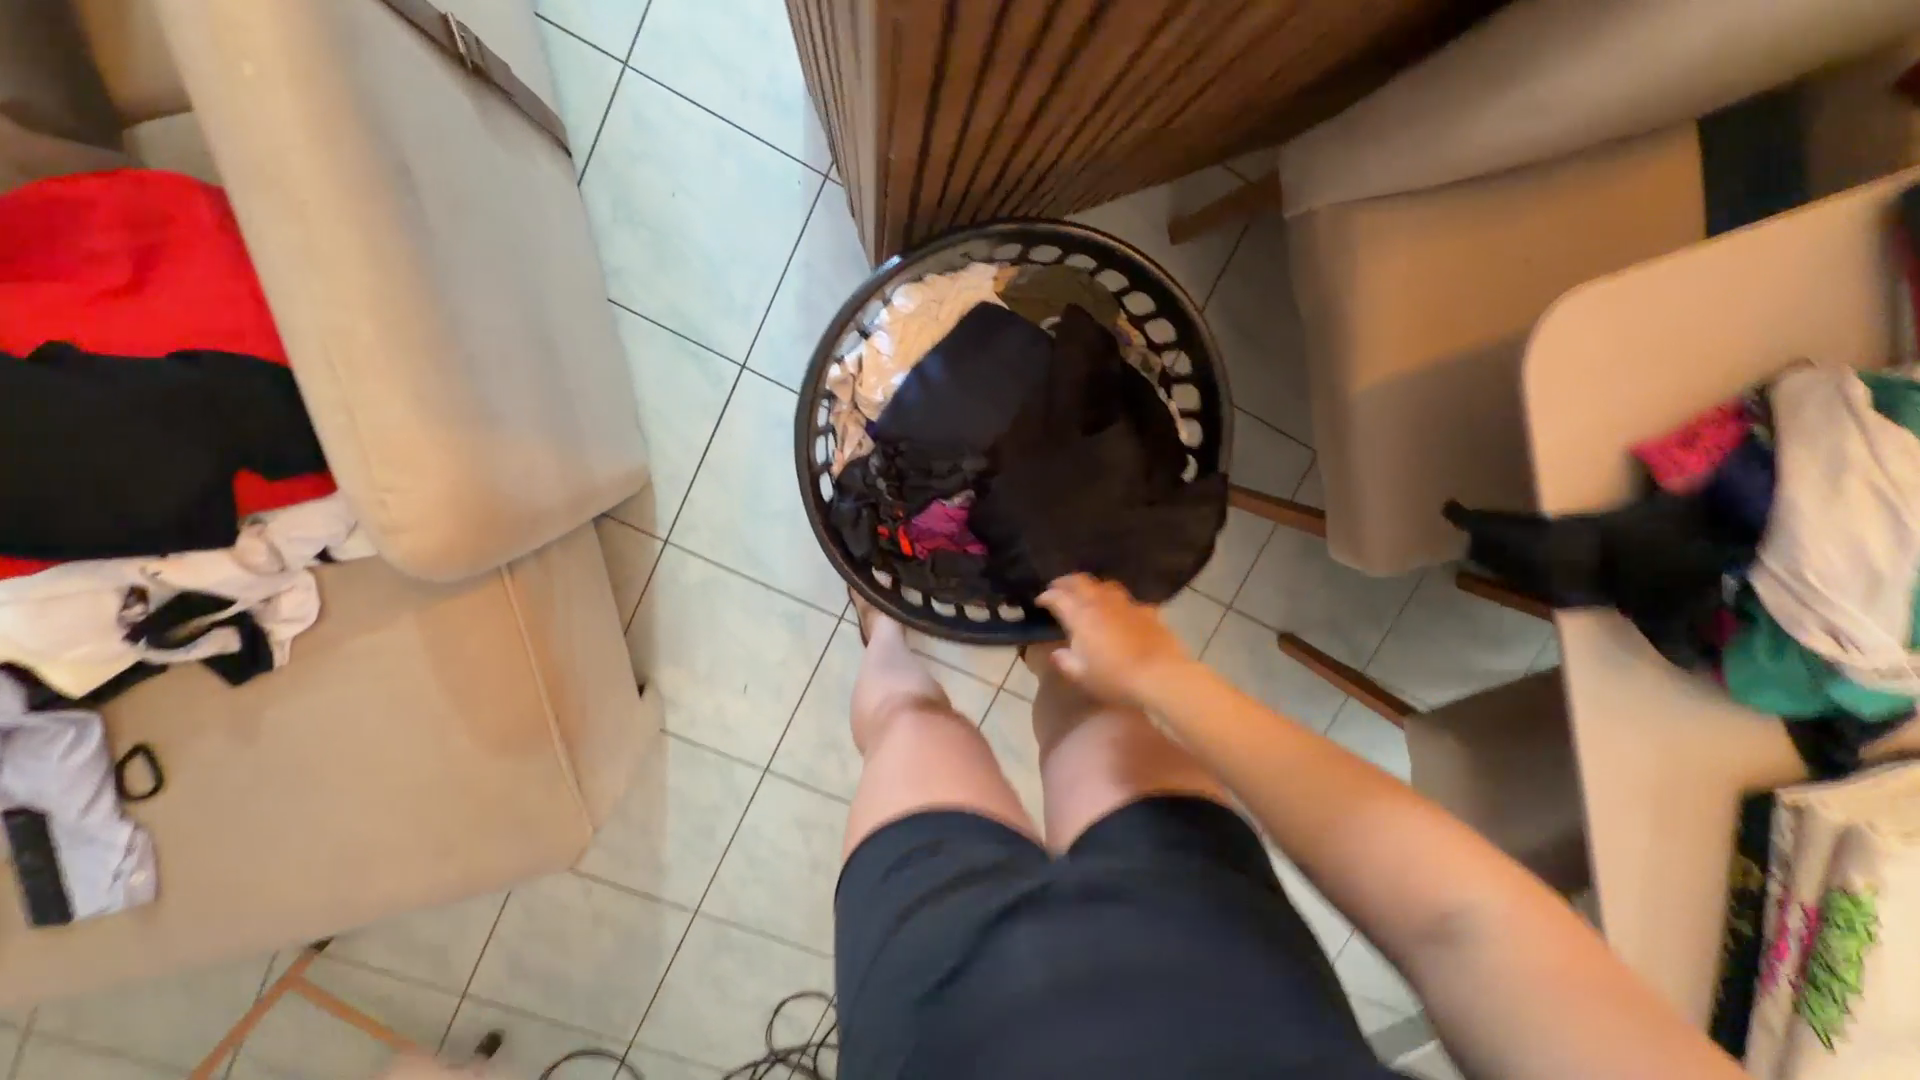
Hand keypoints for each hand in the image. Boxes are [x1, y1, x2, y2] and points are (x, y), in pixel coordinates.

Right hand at [1035, 575, 1192, 705]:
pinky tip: (1119, 612)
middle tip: (1058, 587)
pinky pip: (1127, 600)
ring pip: (1105, 585)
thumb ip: (1065, 661)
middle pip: (1080, 581)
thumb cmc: (1115, 677)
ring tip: (1087, 594)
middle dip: (1066, 582)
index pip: (1058, 597)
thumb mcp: (1082, 675)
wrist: (1161, 675)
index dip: (1046, 596)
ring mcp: (1126, 604)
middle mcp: (1101, 603)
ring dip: (1092, 587)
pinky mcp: (1147, 611)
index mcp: (1081, 616)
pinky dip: (1116, 602)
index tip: (1040, 601)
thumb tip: (1056, 653)